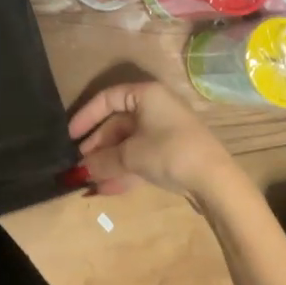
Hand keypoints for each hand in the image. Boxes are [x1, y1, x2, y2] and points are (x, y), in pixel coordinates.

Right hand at [68, 82, 240, 201]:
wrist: (215, 180)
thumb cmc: (169, 152)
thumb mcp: (131, 156)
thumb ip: (103, 160)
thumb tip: (82, 169)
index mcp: (146, 95)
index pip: (108, 98)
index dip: (86, 116)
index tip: (70, 135)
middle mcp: (155, 108)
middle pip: (117, 123)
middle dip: (97, 145)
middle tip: (80, 163)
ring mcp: (165, 131)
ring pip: (128, 143)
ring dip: (108, 161)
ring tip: (89, 179)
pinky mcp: (172, 153)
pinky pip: (141, 157)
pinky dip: (124, 170)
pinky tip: (106, 189)